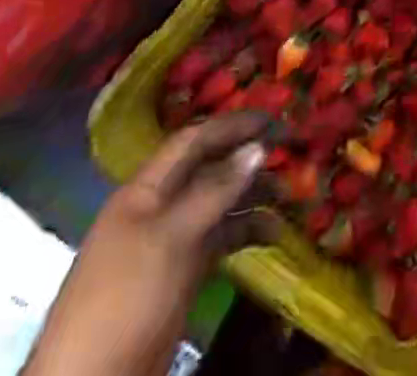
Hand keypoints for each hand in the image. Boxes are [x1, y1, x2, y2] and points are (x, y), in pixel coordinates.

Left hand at [25, 113, 274, 375]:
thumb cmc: (126, 296)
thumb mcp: (170, 238)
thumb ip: (214, 191)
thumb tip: (257, 148)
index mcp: (145, 190)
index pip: (192, 142)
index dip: (230, 126)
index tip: (272, 119)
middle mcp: (160, 208)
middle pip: (208, 170)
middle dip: (246, 159)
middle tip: (290, 154)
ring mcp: (171, 241)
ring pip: (218, 205)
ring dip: (252, 196)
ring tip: (290, 194)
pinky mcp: (183, 272)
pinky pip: (221, 239)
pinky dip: (247, 232)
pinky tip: (275, 233)